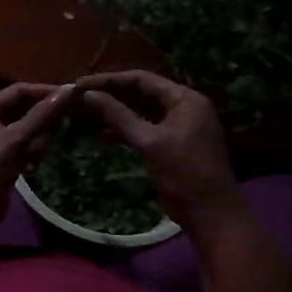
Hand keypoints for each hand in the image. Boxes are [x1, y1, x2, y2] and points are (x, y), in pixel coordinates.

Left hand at [0, 83, 77, 233]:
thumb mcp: (17, 139)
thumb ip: (42, 115)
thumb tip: (66, 92)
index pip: (20, 90)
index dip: (44, 92)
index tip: (70, 96)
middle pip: (25, 110)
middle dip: (40, 124)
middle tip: (55, 133)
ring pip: (28, 130)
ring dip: (37, 142)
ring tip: (34, 157)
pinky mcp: (3, 157)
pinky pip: (25, 147)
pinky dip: (31, 155)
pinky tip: (30, 169)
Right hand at [78, 71, 241, 224]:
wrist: (209, 212)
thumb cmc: (183, 172)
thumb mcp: (149, 141)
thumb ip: (119, 116)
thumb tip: (89, 95)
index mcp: (184, 99)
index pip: (142, 79)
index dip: (110, 80)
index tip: (82, 84)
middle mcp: (184, 106)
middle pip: (142, 92)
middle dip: (113, 94)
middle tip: (82, 96)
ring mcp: (180, 125)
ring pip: (143, 111)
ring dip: (118, 112)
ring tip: (89, 113)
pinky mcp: (174, 143)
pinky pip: (147, 128)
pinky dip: (128, 130)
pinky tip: (105, 136)